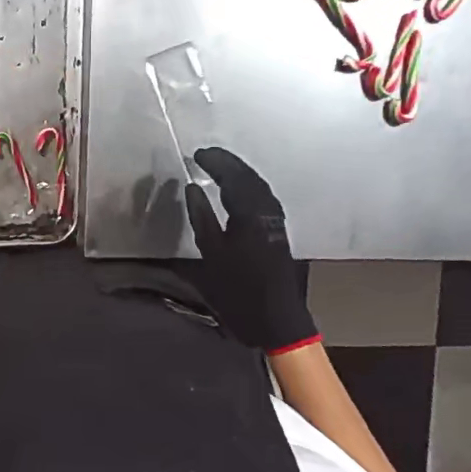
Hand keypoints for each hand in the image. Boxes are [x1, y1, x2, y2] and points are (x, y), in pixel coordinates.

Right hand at [184, 147, 317, 352]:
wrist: (275, 317)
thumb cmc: (238, 289)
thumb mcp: (211, 253)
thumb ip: (201, 217)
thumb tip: (193, 188)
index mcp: (251, 212)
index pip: (233, 177)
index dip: (215, 163)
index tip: (196, 154)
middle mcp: (267, 210)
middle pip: (248, 177)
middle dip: (228, 163)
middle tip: (206, 156)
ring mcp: (276, 220)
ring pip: (258, 186)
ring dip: (238, 174)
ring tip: (218, 169)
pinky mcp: (277, 230)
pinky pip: (262, 197)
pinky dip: (246, 187)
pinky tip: (236, 192)